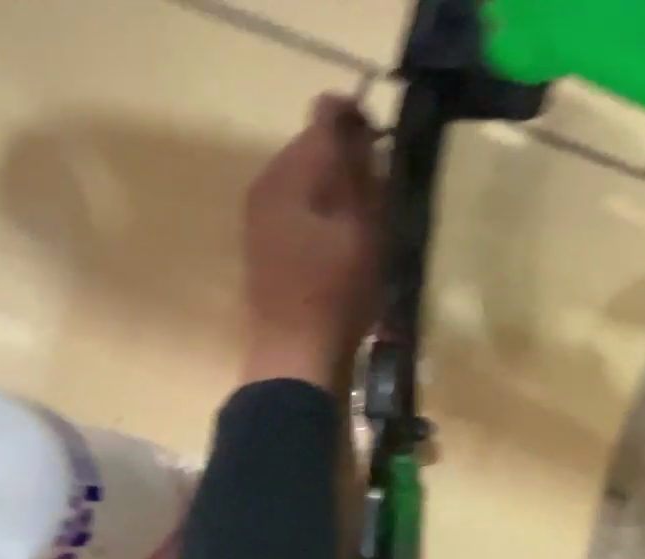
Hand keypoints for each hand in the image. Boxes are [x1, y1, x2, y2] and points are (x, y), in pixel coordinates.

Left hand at [243, 94, 379, 384]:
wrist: (293, 357)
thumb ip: (364, 177)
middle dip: (346, 155)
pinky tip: (339, 241)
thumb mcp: (365, 233)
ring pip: (302, 177)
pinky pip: (293, 206)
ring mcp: (257, 214)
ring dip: (333, 185)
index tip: (386, 142)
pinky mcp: (259, 243)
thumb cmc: (337, 296)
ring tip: (364, 218)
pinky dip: (319, 210)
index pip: (325, 115)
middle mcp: (266, 182)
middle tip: (382, 187)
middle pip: (310, 145)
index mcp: (291, 174)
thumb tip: (365, 135)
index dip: (359, 118)